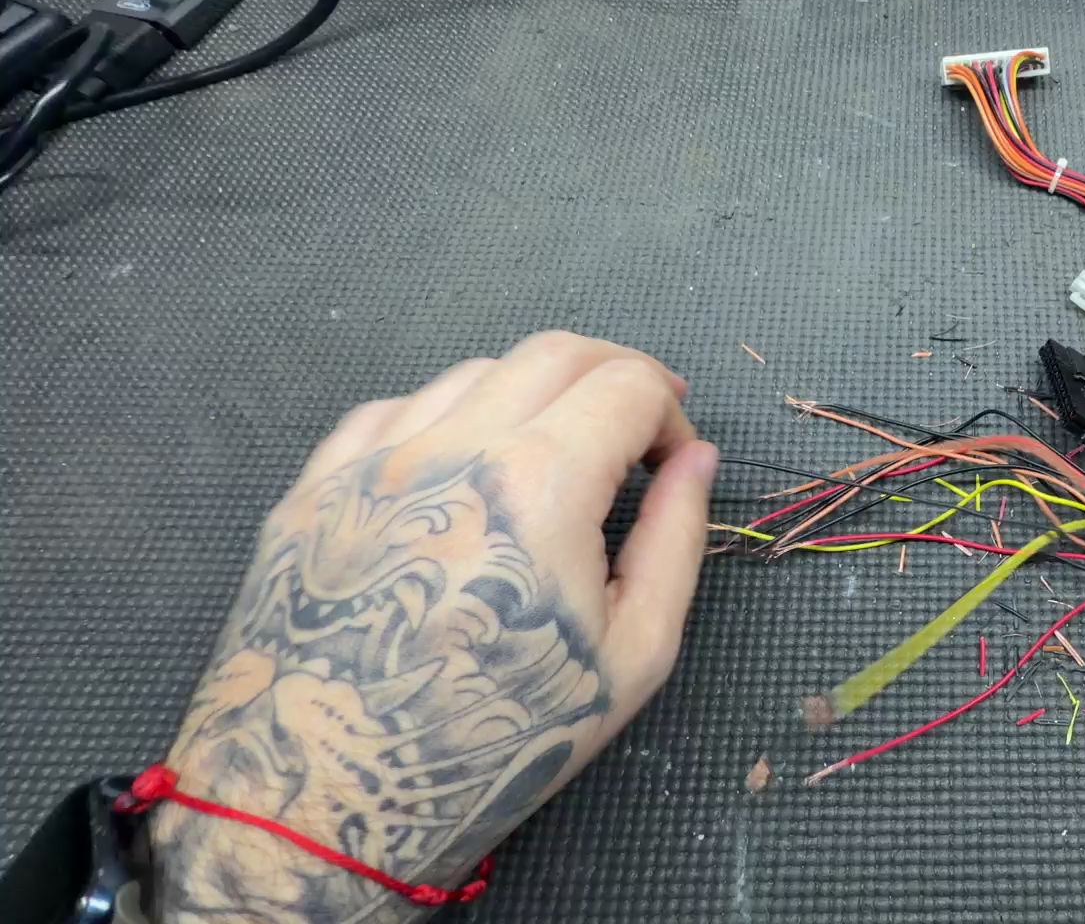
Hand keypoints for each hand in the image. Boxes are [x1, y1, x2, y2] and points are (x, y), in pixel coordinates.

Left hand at [148, 332, 717, 922]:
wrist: (325, 805)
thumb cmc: (508, 729)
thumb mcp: (640, 646)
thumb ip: (678, 534)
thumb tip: (698, 457)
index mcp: (541, 483)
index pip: (631, 384)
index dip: (672, 412)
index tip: (672, 462)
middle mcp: (455, 446)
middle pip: (560, 351)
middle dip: (621, 374)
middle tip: (640, 426)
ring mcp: (374, 462)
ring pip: (482, 369)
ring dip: (544, 392)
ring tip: (561, 449)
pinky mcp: (315, 488)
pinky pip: (399, 406)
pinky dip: (459, 412)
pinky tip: (472, 463)